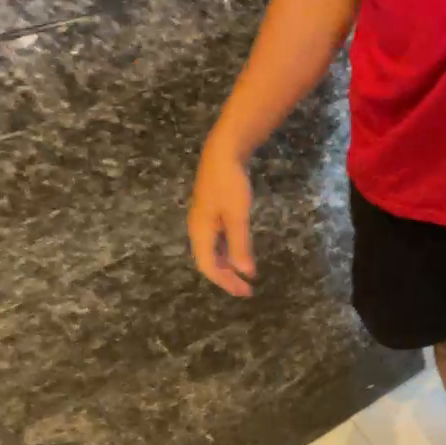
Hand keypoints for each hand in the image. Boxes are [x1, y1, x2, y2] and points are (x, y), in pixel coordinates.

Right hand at [188, 142, 256, 296]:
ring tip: (243, 277)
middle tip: (247, 289)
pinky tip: (239, 254)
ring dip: (227, 266)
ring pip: (212, 251)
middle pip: (208, 260)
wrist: (223, 153)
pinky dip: (227, 252)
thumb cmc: (229, 184)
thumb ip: (240, 244)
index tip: (245, 291)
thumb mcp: (237, 216)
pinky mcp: (212, 212)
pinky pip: (216, 240)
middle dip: (226, 277)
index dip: (225, 282)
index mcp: (200, 231)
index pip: (208, 266)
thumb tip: (245, 273)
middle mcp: (198, 228)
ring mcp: (203, 219)